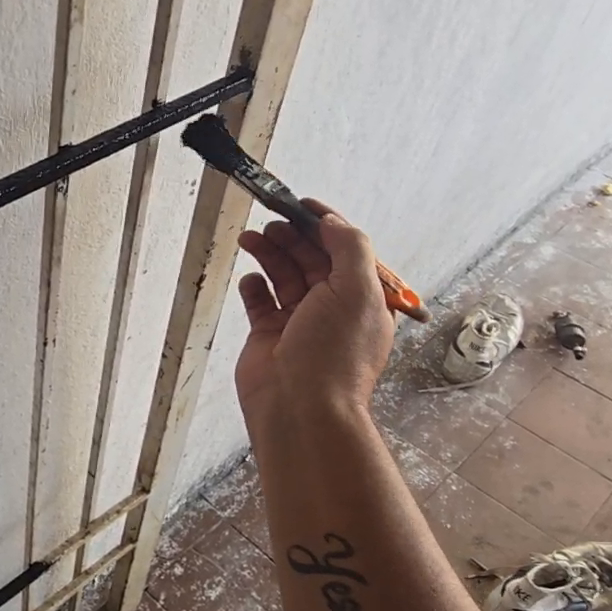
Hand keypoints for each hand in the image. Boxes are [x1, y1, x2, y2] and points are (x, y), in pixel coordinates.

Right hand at [234, 200, 394, 432]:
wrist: (300, 407)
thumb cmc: (333, 351)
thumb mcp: (358, 291)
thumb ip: (349, 248)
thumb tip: (331, 222)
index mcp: (362, 297)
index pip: (344, 249)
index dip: (324, 223)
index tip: (300, 203)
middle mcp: (332, 307)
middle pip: (311, 258)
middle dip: (292, 236)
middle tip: (270, 220)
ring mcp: (298, 321)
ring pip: (283, 275)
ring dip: (269, 253)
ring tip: (251, 238)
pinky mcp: (268, 335)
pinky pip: (260, 301)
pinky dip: (254, 286)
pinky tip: (249, 279)